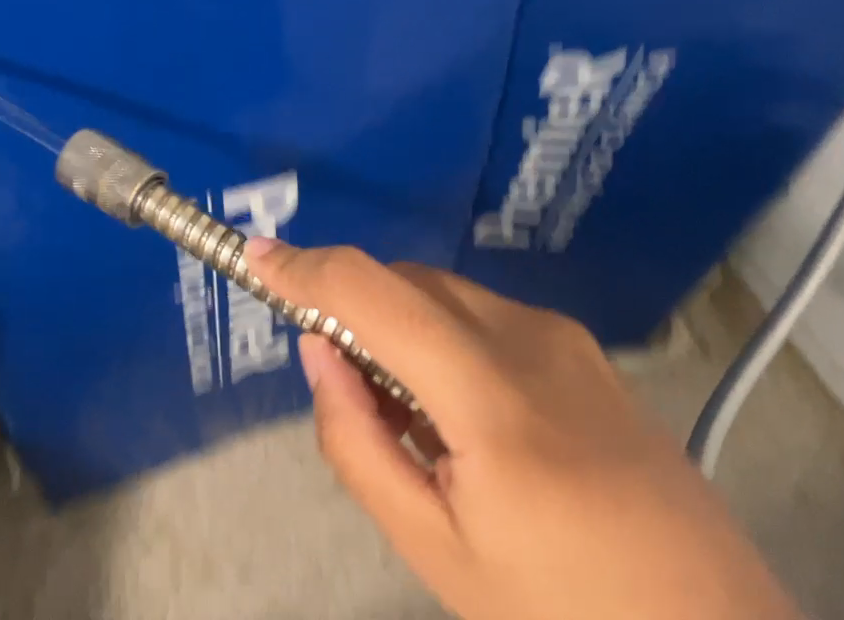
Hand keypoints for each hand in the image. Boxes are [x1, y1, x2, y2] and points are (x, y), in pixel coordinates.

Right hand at [244, 238, 798, 619]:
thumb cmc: (562, 613)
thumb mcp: (436, 549)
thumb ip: (359, 443)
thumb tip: (320, 353)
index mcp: (492, 396)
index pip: (375, 295)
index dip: (306, 269)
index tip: (253, 258)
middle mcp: (532, 340)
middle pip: (408, 282)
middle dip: (352, 305)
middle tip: (340, 384)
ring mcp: (569, 340)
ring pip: (445, 295)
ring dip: (398, 324)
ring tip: (409, 418)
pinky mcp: (589, 352)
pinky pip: (486, 317)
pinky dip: (443, 338)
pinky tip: (461, 414)